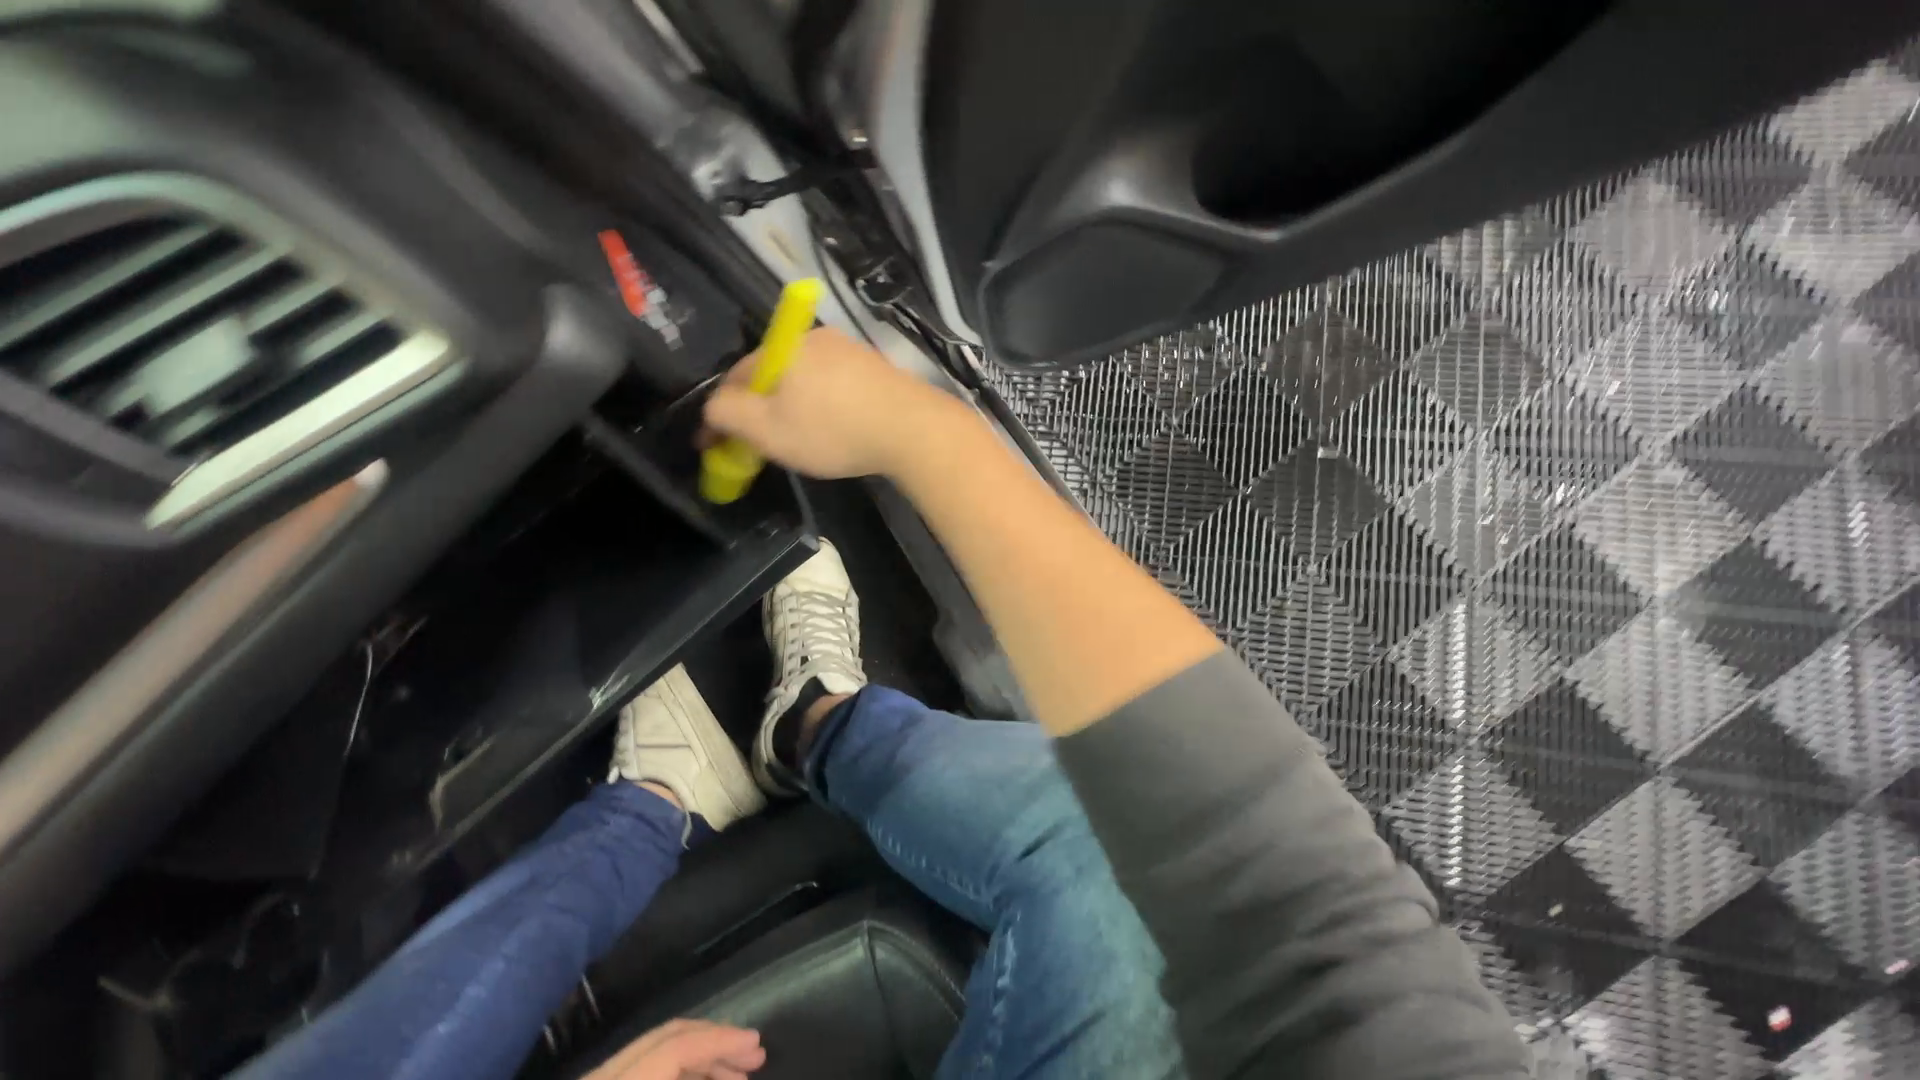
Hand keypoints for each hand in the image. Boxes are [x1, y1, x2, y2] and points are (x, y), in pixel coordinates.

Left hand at [582, 1018, 765, 1079]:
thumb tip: (734, 1077)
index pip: (675, 1047)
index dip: (719, 1041)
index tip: (756, 1044)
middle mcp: (603, 1075)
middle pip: (666, 1038)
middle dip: (715, 1042)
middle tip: (755, 1056)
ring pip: (655, 1052)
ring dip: (701, 1060)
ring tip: (738, 1078)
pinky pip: (644, 1068)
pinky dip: (679, 1073)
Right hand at [701, 327, 963, 479]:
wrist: (912, 429)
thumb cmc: (832, 430)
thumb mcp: (767, 430)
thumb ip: (727, 414)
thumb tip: (711, 408)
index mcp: (783, 346)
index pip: (734, 376)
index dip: (720, 412)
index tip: (713, 444)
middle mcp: (815, 338)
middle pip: (771, 373)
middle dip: (758, 407)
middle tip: (756, 444)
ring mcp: (850, 349)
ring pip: (804, 378)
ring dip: (791, 406)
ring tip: (796, 439)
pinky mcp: (876, 367)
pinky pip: (834, 385)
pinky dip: (823, 405)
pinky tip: (834, 428)